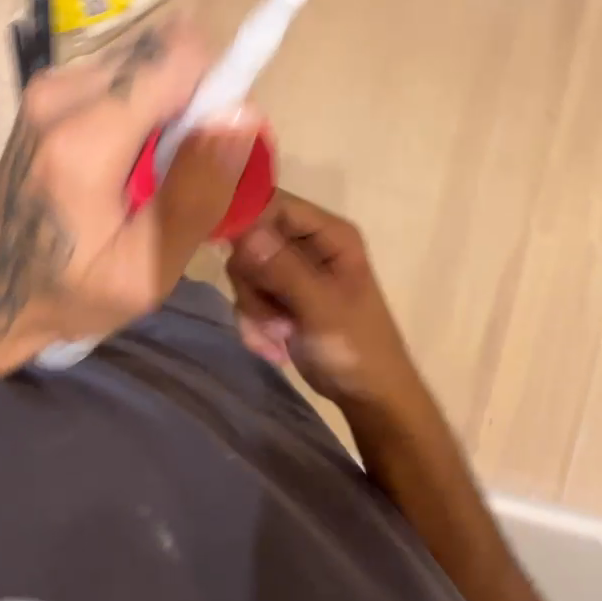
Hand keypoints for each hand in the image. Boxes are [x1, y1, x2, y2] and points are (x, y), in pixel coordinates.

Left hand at [0, 15, 259, 369]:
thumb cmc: (72, 291)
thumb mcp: (147, 268)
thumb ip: (197, 190)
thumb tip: (241, 111)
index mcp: (82, 140)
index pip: (177, 58)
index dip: (215, 90)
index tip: (215, 146)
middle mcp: (58, 95)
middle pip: (162, 57)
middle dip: (192, 103)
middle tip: (183, 170)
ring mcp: (46, 87)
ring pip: (144, 63)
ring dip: (165, 108)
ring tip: (151, 172)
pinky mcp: (45, 90)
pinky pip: (120, 76)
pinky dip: (140, 109)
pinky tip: (126, 161)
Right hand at [226, 191, 418, 407]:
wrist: (368, 396)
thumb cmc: (357, 348)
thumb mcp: (322, 309)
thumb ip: (284, 269)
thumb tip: (245, 234)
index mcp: (329, 233)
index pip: (273, 203)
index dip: (246, 223)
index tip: (233, 256)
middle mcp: (307, 242)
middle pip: (249, 239)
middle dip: (252, 284)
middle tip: (269, 317)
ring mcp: (290, 268)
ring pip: (243, 270)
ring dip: (252, 309)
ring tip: (276, 336)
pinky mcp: (277, 293)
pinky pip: (246, 295)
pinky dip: (253, 323)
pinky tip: (272, 345)